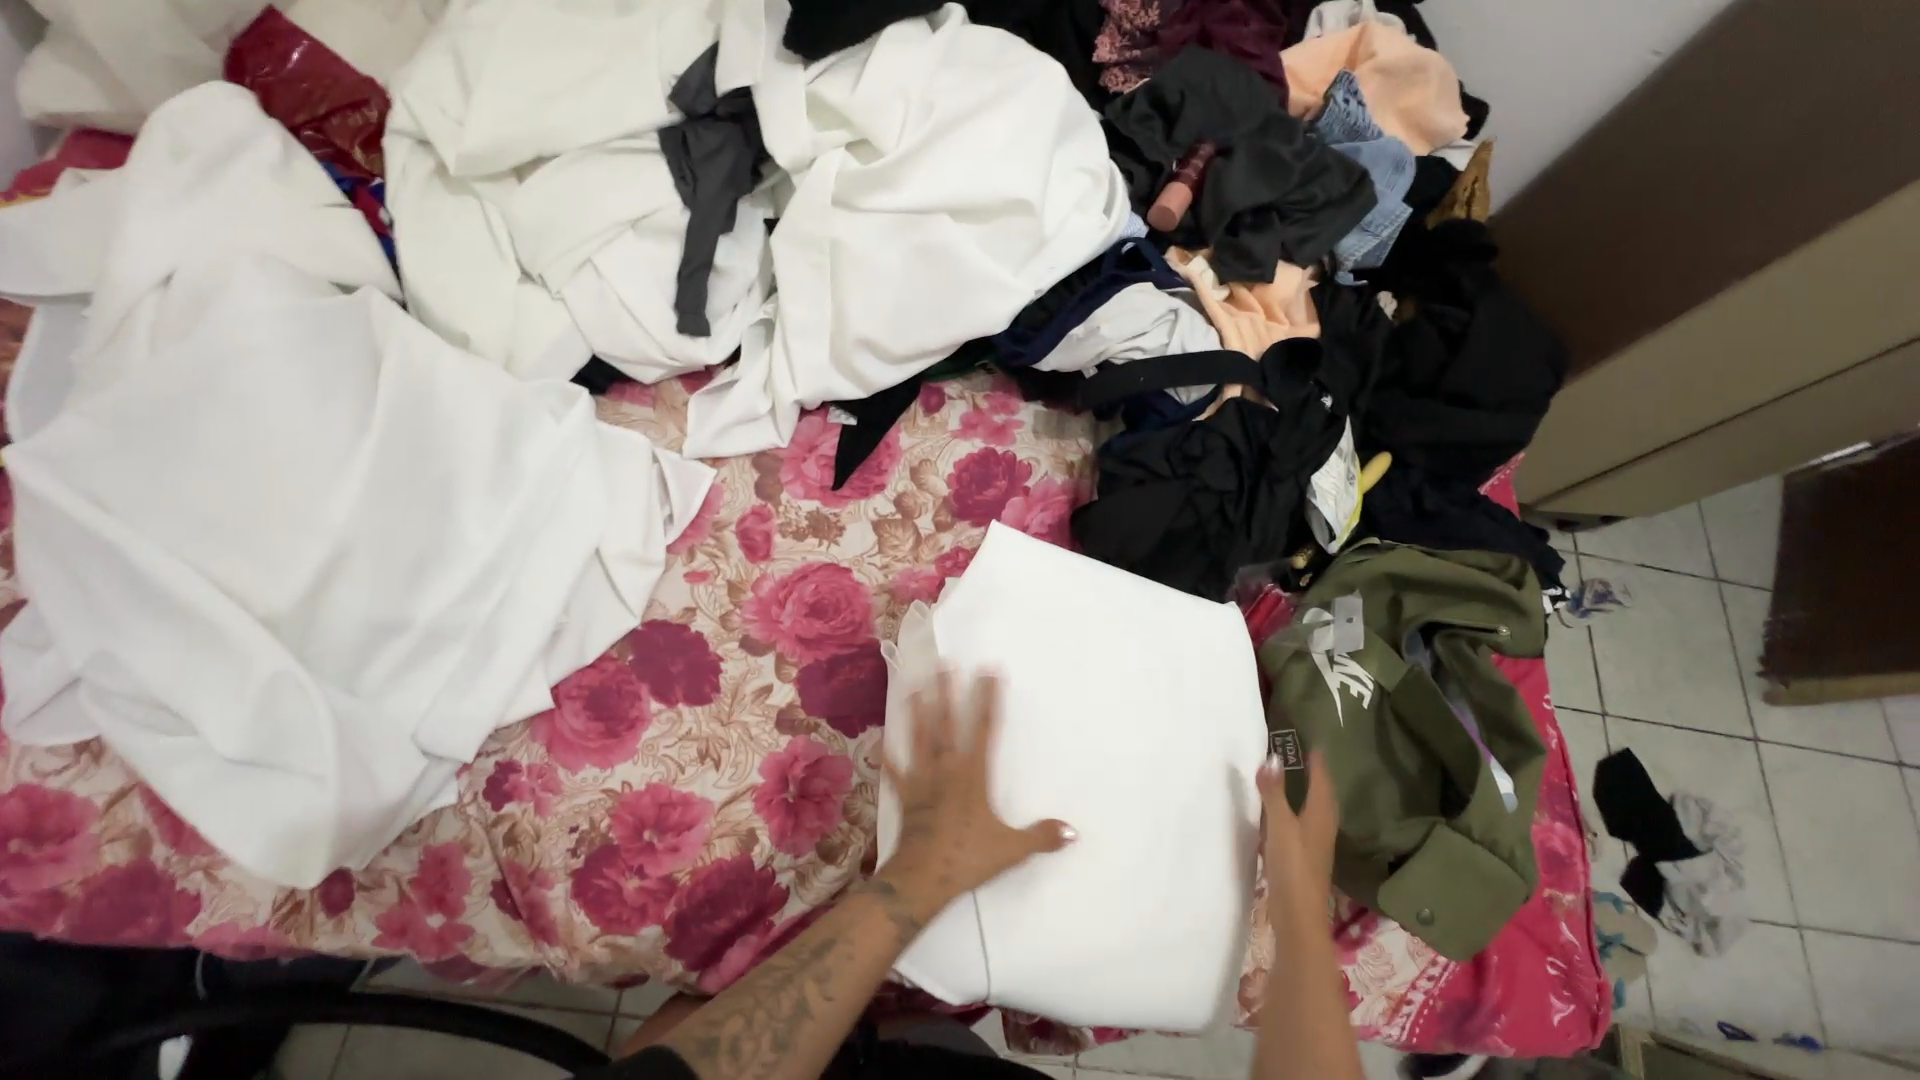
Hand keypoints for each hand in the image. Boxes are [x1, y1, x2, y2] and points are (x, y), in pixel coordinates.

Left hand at [879, 671, 1074, 919]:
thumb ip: (1041, 837)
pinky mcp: (905, 796)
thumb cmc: (968, 857)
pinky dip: (888, 756)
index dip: (987, 698)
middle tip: (944, 664)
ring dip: (916, 712)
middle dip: (946, 692)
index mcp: (973, 774)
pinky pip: (895, 772)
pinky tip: (881, 741)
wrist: (923, 878)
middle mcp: (947, 768)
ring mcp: (922, 780)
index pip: (984, 728)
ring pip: (919, 738)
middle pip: (946, 723)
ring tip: (914, 686)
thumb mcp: (1011, 849)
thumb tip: (1072, 831)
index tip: (989, 671)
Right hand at [1256, 749, 1337, 915]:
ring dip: (1307, 797)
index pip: (1322, 784)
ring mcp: (1314, 847)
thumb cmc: (1292, 867)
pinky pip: (1301, 828)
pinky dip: (1294, 815)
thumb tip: (1272, 758)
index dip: (1319, 766)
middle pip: (1323, 799)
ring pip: (1313, 814)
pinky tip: (1282, 820)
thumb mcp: (1279, 826)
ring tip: (1297, 783)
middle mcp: (1322, 830)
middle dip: (1317, 779)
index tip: (1315, 746)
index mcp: (1320, 818)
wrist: (1298, 916)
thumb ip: (1274, 793)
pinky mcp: (1303, 860)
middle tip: (1308, 760)